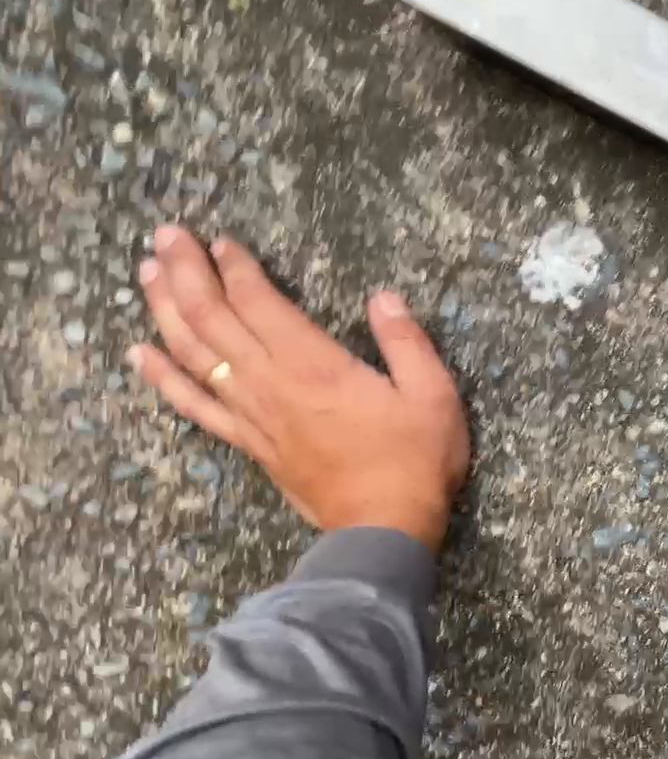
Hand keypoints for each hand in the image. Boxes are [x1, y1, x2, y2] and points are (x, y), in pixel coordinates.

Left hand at [127, 226, 469, 549]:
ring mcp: (253, 414)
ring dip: (164, 309)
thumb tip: (384, 298)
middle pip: (212, 319)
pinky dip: (162, 376)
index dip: (237, 269)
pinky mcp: (250, 441)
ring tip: (145, 273)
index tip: (224, 242)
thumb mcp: (435, 395)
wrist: (387, 521)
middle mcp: (271, 383)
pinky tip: (142, 354)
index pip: (260, 304)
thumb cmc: (418, 458)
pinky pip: (194, 404)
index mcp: (316, 366)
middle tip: (165, 236)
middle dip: (184, 273)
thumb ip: (407, 344)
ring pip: (192, 353)